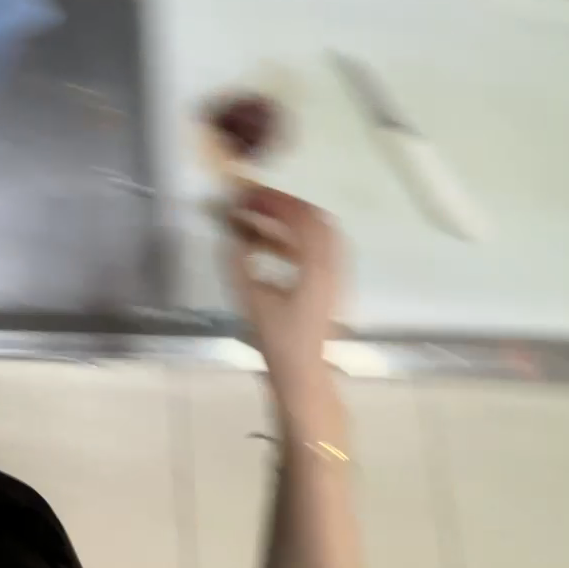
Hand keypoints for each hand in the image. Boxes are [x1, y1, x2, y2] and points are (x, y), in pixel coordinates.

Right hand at [225, 185, 342, 395]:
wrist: (302, 372)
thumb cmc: (276, 337)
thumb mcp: (250, 296)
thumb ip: (240, 258)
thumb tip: (232, 229)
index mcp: (316, 267)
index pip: (301, 219)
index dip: (274, 201)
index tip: (247, 194)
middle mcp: (333, 266)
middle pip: (317, 220)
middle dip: (285, 205)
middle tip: (255, 201)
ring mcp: (336, 276)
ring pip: (320, 234)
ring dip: (291, 220)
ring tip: (260, 218)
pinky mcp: (330, 286)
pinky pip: (318, 249)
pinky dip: (295, 237)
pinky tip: (269, 244)